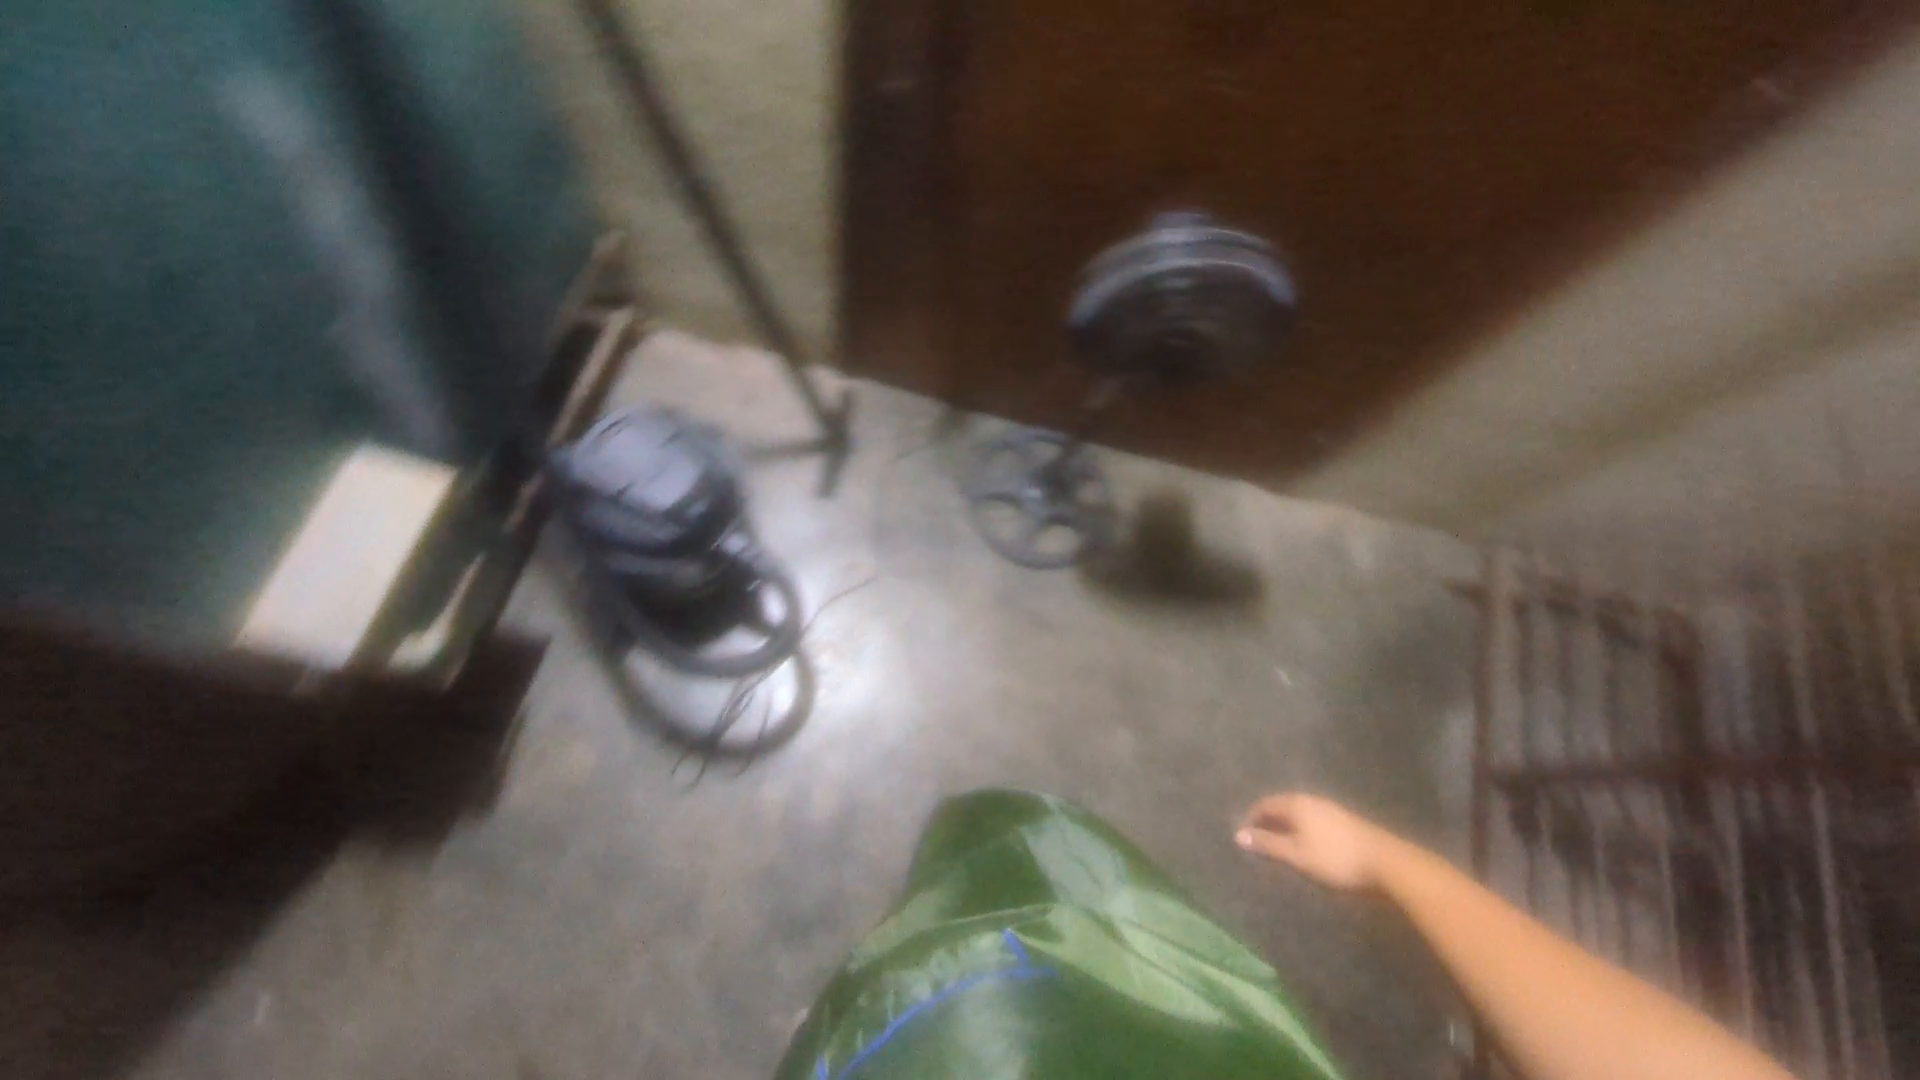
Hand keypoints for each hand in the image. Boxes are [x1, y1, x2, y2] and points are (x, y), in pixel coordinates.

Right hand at [1236, 793, 1396, 891]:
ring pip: (1300, 813)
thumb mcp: (1296, 854)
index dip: (1252, 818)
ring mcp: (1332, 810)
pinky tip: (1308, 845)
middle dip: (1269, 820)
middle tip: (1260, 839)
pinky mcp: (1346, 822)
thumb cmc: (1335, 858)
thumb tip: (1238, 835)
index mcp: (1297, 804)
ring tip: (1281, 844)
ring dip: (1287, 825)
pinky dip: (1303, 830)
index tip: (1244, 834)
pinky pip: (1314, 820)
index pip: (1266, 804)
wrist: (1387, 863)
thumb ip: (1267, 844)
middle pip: (1283, 806)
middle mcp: (1312, 800)